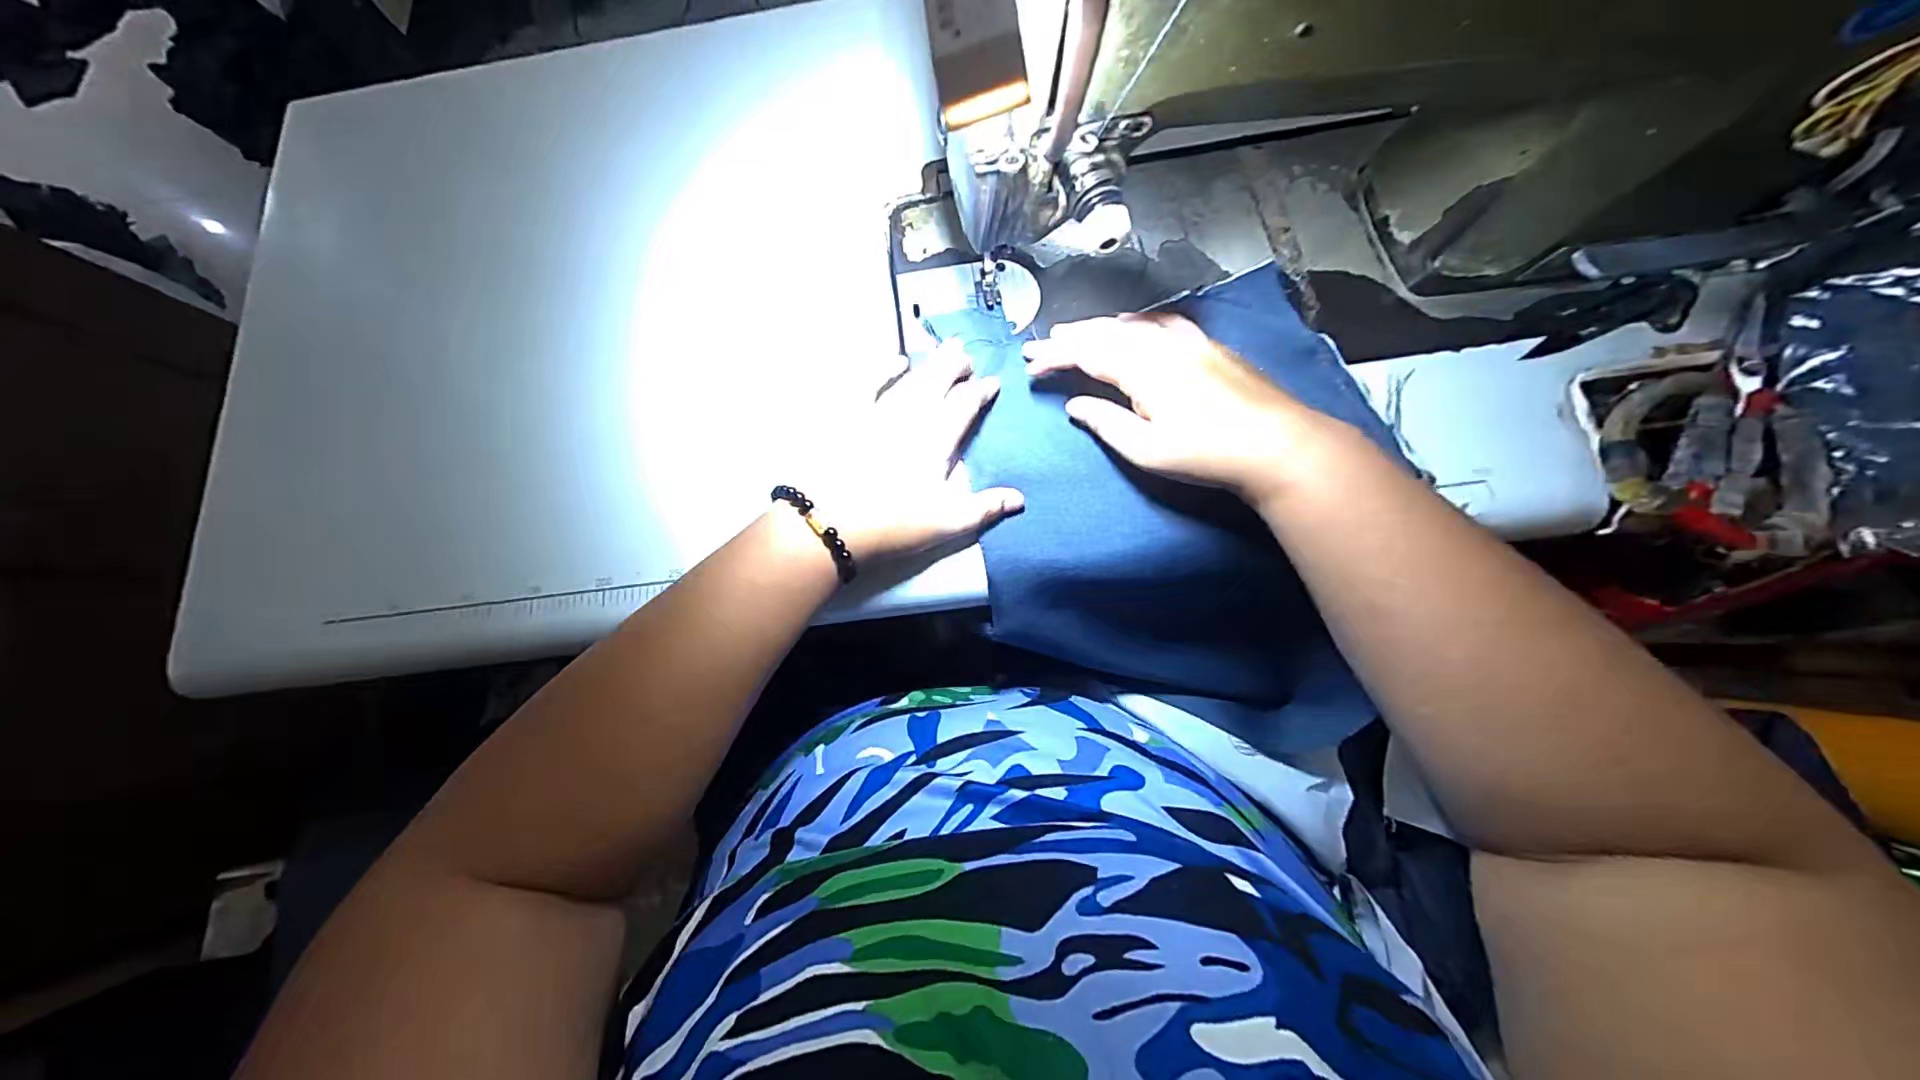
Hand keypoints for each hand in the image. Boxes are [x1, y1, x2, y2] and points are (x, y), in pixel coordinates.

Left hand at [800, 340, 1023, 563]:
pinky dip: (884, 369)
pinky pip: (870, 383)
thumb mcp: (947, 523)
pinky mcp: (851, 417)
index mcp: (938, 439)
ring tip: (945, 350)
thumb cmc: (894, 524)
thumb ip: (984, 507)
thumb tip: (1018, 498)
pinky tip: (896, 360)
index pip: (965, 404)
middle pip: (939, 380)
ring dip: (930, 362)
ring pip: (911, 378)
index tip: (993, 382)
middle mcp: (912, 417)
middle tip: (968, 356)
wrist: (833, 521)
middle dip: (956, 365)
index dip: (981, 391)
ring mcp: (880, 413)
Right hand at [1023, 312, 1355, 502]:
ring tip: (1079, 331)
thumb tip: (1075, 406)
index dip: (1056, 356)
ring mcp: (1190, 342)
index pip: (1089, 354)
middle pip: (1108, 333)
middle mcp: (1164, 346)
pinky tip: (1134, 324)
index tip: (1031, 362)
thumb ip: (1106, 423)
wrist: (1278, 445)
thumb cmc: (1208, 455)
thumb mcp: (1147, 450)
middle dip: (1072, 336)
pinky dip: (1138, 322)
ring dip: (1102, 327)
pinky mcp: (1209, 346)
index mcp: (1144, 371)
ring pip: (1135, 324)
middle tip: (1044, 343)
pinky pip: (1163, 323)